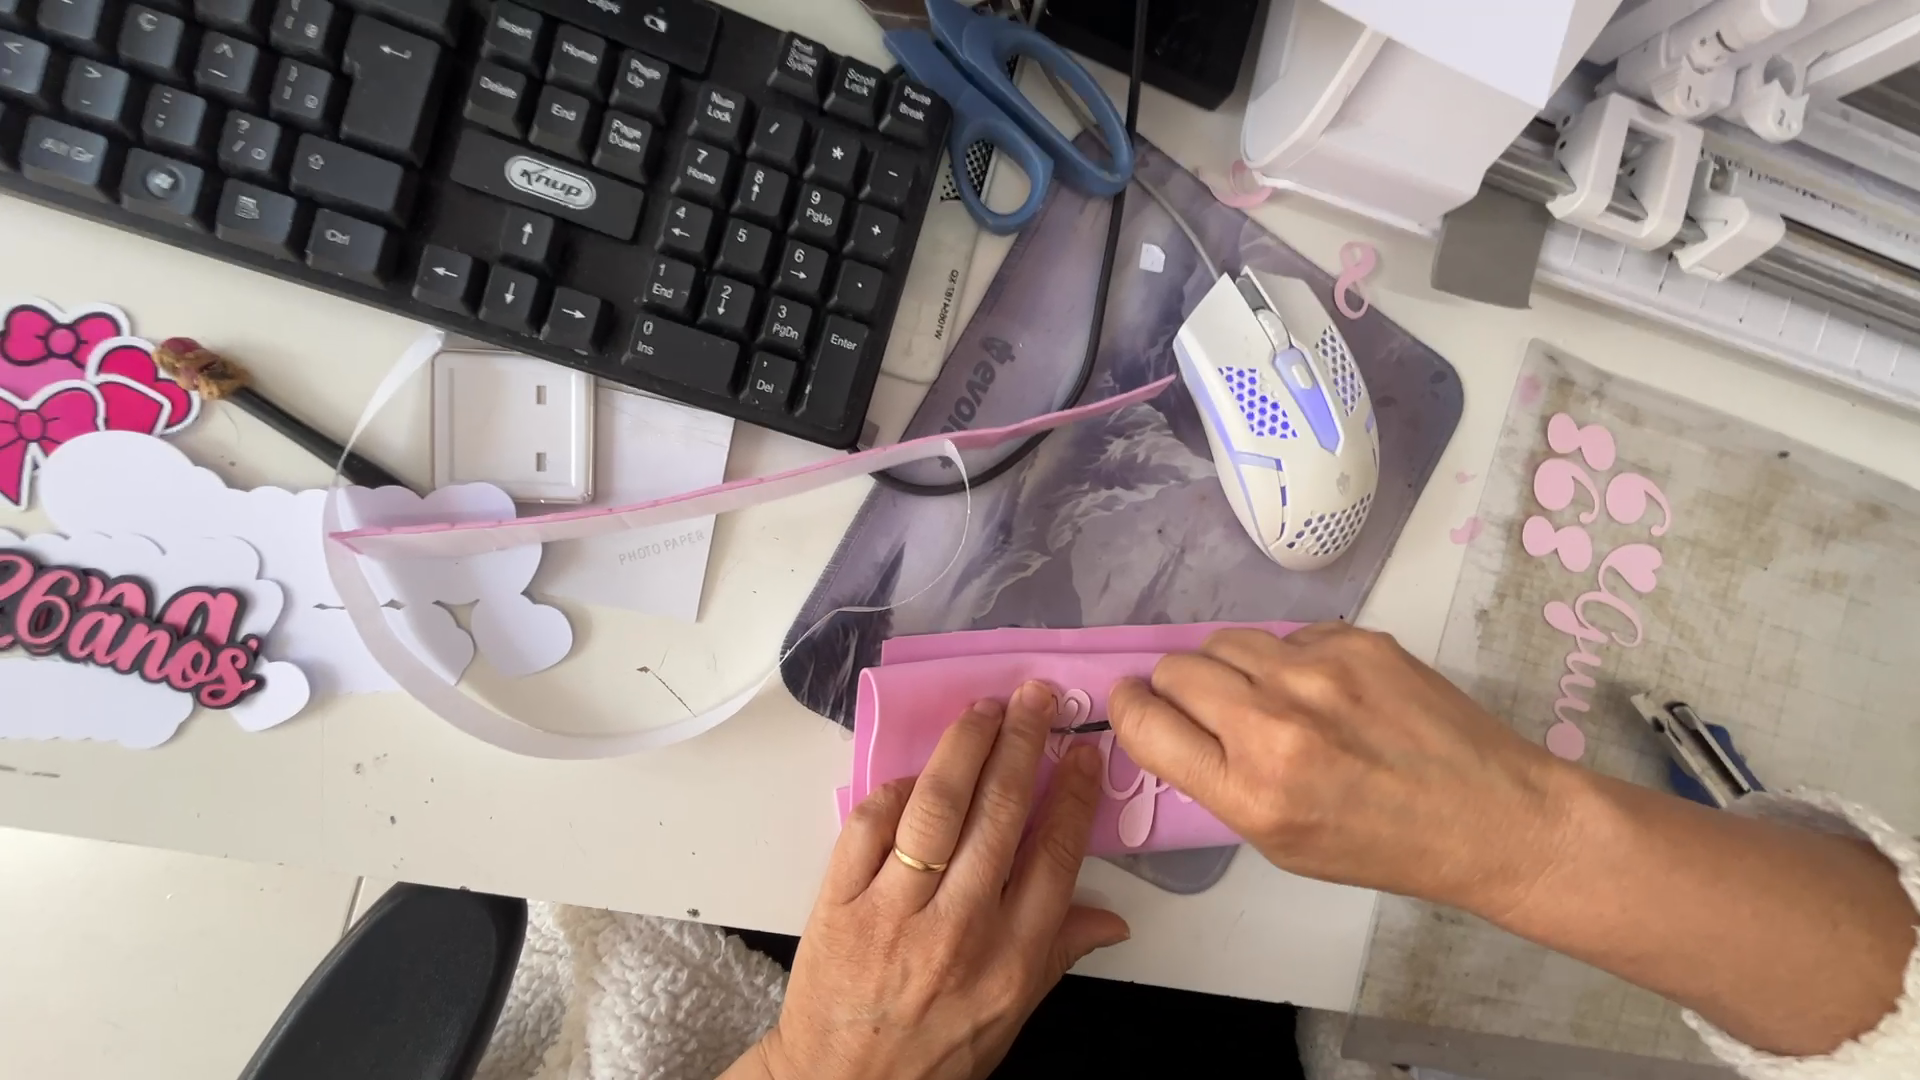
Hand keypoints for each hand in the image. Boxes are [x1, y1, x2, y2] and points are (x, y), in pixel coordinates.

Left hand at [733, 682, 1129, 1079]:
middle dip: (1021, 743)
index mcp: (1010, 958)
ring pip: (936, 807)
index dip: (1072, 794)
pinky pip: (870, 826)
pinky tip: (916, 773)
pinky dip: (895, 791)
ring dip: (965, 747)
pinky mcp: (840, 901)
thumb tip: (1114, 917)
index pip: (1053, 856)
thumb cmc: (935, 1053)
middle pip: (998, 814)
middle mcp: (958, 928)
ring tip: (985, 708)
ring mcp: (893, 911)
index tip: (1081, 748)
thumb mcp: (1011, 1018)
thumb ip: (1058, 955)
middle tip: (1036, 696)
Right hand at [1107, 623, 1571, 916]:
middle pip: (1174, 667)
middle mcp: (1273, 726)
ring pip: (1224, 640)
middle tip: (1212, 706)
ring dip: (1230, 665)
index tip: (1136, 701)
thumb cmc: (1376, 843)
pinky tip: (1327, 689)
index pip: (1144, 722)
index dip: (1129, 706)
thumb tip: (1167, 714)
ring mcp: (1316, 674)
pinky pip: (1285, 635)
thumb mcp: (1275, 840)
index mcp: (1249, 791)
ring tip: (1270, 693)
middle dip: (1177, 685)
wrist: (1494, 817)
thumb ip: (1212, 776)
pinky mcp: (1354, 640)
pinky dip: (1288, 658)